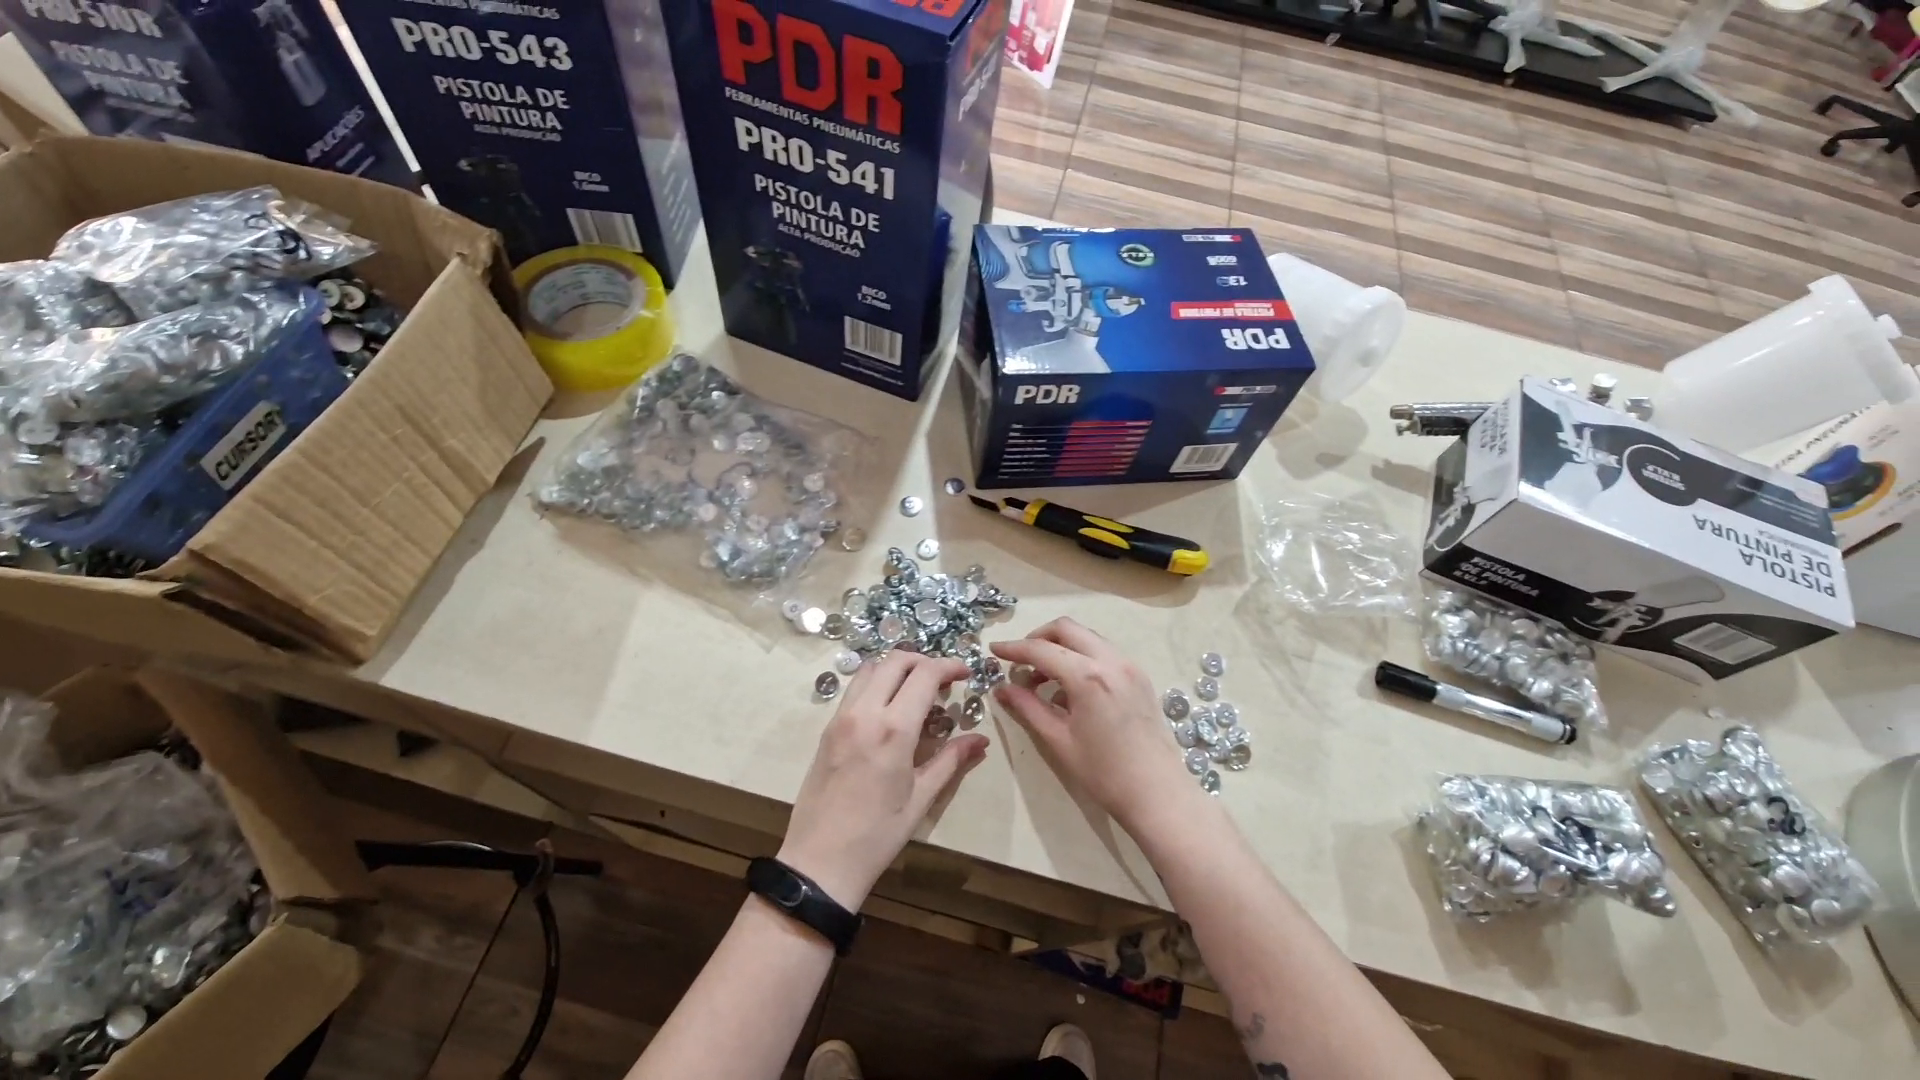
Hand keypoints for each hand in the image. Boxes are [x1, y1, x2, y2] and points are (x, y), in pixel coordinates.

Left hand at [779, 652, 988, 910]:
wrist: (820, 861)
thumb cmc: (877, 835)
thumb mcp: (920, 798)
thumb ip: (950, 761)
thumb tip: (980, 740)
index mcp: (893, 730)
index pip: (924, 675)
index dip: (949, 666)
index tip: (966, 673)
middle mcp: (864, 713)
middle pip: (895, 661)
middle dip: (924, 661)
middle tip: (944, 679)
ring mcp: (841, 719)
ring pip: (870, 669)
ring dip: (897, 668)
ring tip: (917, 689)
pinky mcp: (827, 729)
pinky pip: (854, 689)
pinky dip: (876, 683)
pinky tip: (891, 707)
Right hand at [990, 618, 1195, 830]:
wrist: (1158, 793)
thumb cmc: (1104, 773)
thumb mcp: (1058, 740)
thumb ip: (1028, 708)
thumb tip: (1002, 688)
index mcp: (1088, 676)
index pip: (1041, 649)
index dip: (1014, 648)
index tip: (994, 650)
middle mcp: (1111, 660)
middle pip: (1067, 628)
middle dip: (1038, 637)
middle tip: (1020, 660)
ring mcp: (1130, 666)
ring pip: (1088, 637)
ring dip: (1061, 647)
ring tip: (1043, 677)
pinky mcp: (1140, 677)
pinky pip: (1104, 652)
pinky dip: (1082, 657)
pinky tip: (1071, 687)